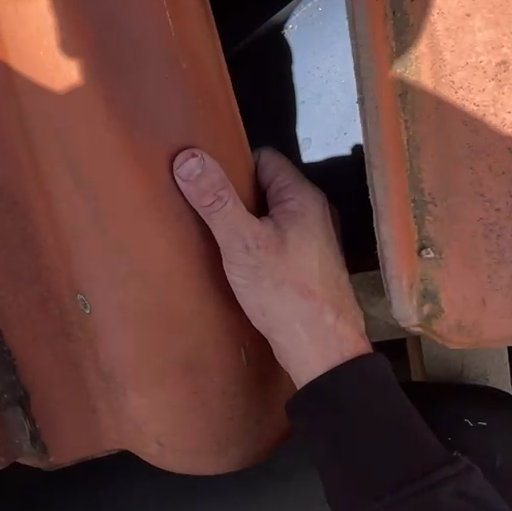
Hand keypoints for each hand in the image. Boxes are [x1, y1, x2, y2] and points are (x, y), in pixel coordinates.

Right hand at [173, 146, 371, 387]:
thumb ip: (216, 200)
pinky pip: (272, 240)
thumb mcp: (242, 242)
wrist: (323, 353)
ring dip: (241, 221)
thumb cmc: (287, 293)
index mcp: (302, 197)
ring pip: (267, 216)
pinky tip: (232, 261)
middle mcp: (312, 213)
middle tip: (199, 204)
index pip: (264, 159)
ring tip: (211, 232)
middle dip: (232, 194)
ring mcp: (311, 241)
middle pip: (263, 187)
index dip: (232, 163)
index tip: (204, 177)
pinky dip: (252, 244)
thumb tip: (189, 158)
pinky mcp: (305, 267)